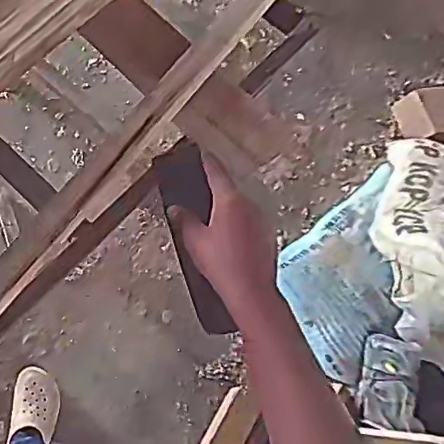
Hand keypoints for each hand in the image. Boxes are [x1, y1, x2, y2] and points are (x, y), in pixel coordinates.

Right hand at [167, 152, 278, 310]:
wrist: (250, 290)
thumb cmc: (221, 264)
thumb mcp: (194, 241)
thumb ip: (184, 219)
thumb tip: (176, 208)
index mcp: (229, 201)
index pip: (216, 173)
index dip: (207, 162)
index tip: (201, 153)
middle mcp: (249, 205)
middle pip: (229, 190)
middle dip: (213, 190)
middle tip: (198, 191)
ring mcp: (261, 219)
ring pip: (239, 206)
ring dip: (225, 208)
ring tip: (208, 221)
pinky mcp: (267, 233)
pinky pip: (248, 220)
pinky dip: (236, 222)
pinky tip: (225, 238)